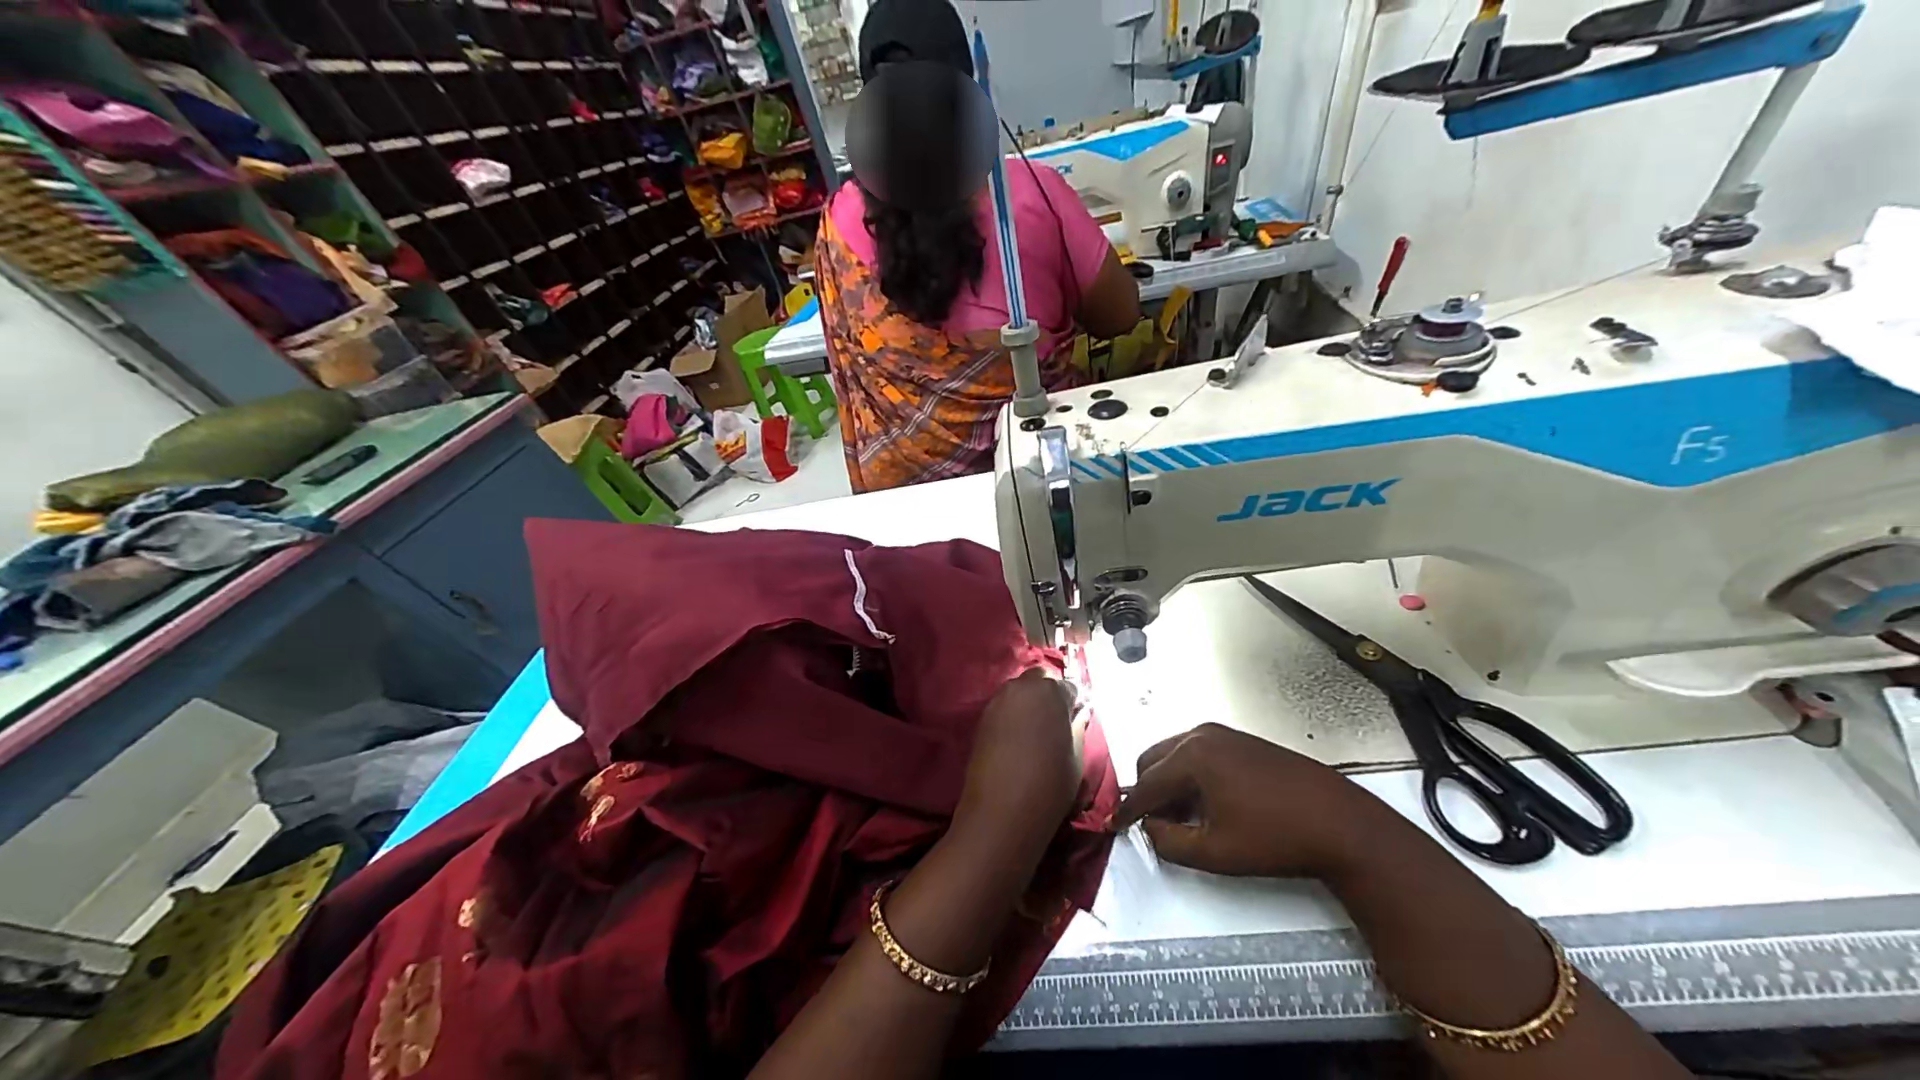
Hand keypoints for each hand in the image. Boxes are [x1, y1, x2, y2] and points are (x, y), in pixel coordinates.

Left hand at [953, 669, 1081, 851]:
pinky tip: (1017, 739)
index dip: (1073, 703)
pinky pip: (1004, 708)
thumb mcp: (1076, 756)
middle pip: (1039, 680)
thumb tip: (1078, 714)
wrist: (1002, 810)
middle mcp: (1021, 687)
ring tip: (1035, 731)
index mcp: (1050, 691)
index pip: (1068, 686)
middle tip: (1055, 722)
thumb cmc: (1050, 783)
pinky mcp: (981, 718)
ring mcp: (997, 701)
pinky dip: (1013, 716)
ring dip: (1029, 703)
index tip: (1075, 719)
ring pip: (1019, 692)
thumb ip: (1077, 727)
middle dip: (1048, 695)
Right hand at [1114, 723, 1394, 878]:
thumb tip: (1152, 828)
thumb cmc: (1276, 838)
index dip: (1127, 809)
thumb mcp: (1215, 852)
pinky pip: (1199, 753)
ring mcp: (1225, 734)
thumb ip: (1169, 842)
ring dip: (1169, 782)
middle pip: (1154, 760)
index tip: (1113, 825)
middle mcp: (1202, 735)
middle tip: (1152, 823)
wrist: (1343, 825)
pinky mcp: (1244, 741)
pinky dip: (1190, 775)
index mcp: (1192, 756)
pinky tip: (1208, 803)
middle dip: (1147, 791)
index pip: (1146, 784)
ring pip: (1176, 754)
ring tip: (1181, 816)